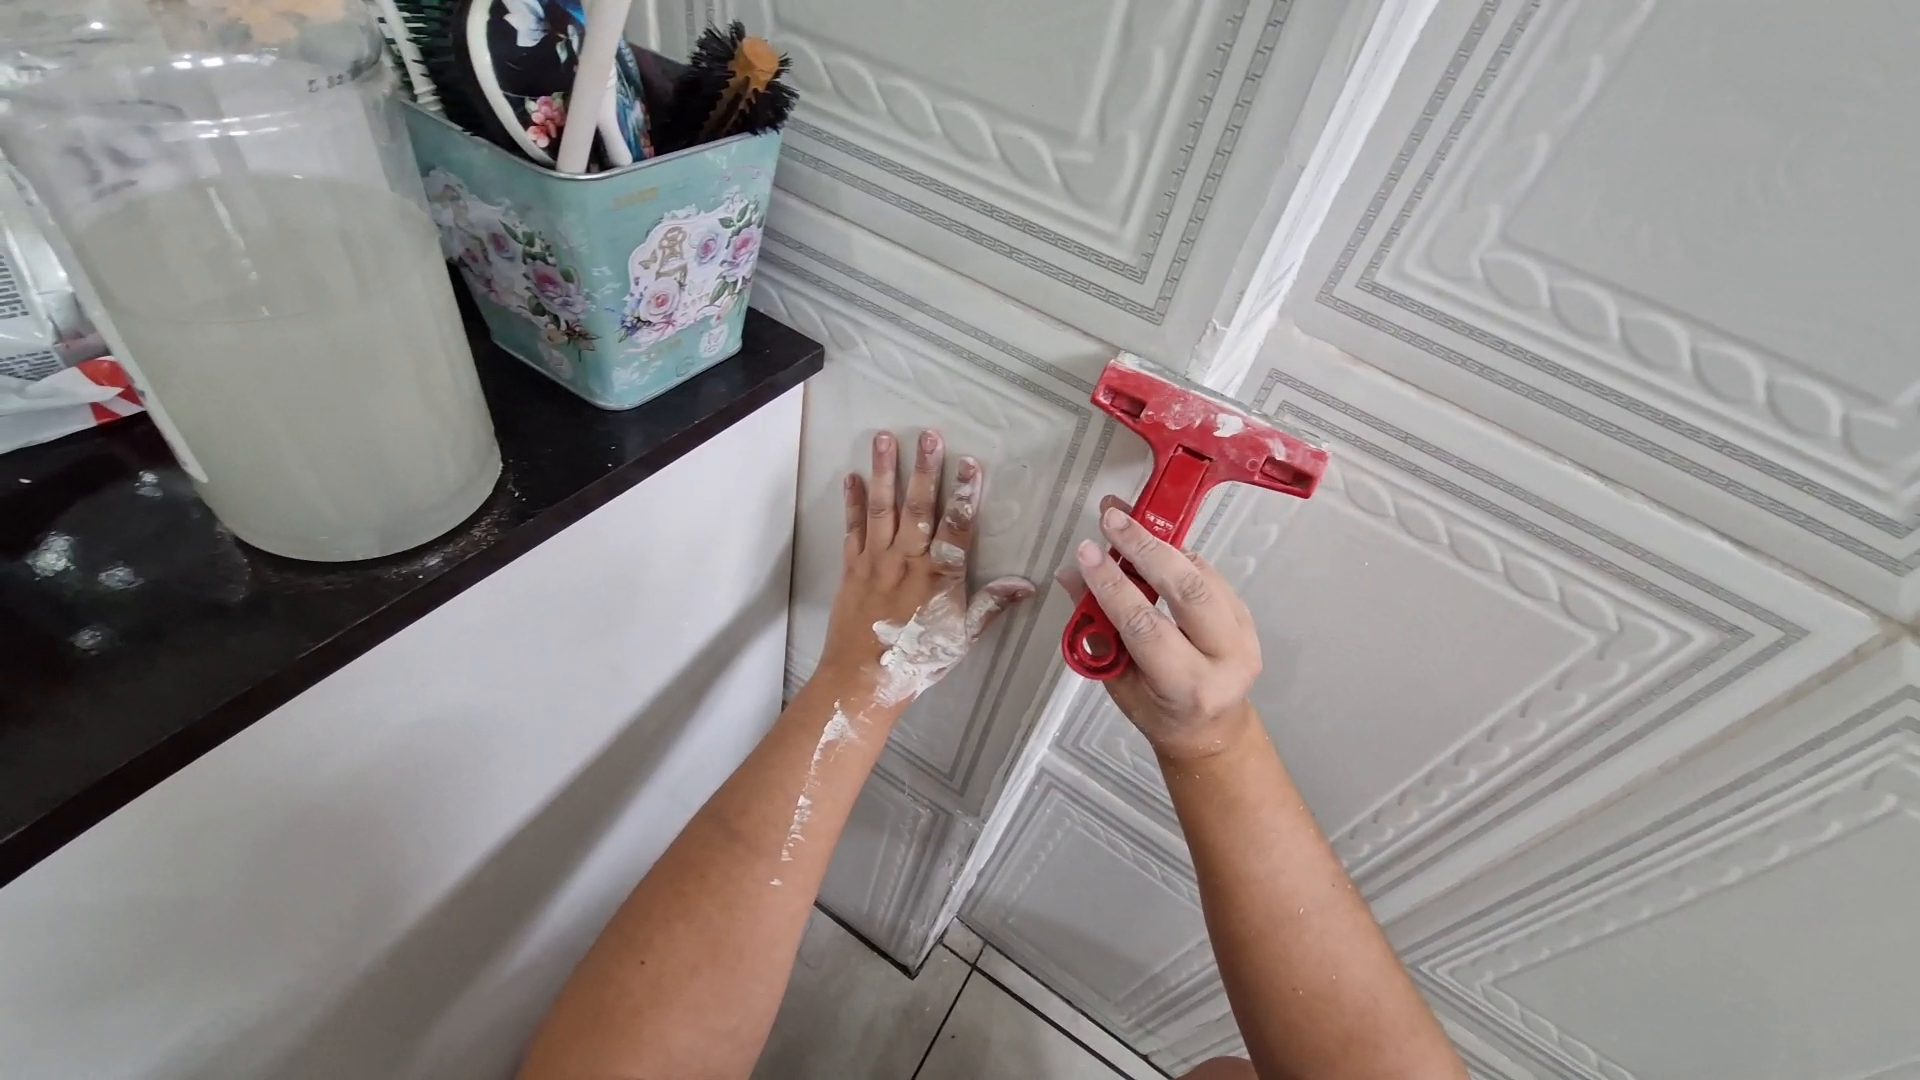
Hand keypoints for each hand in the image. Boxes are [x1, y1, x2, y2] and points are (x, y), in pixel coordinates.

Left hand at [817, 430, 1034, 713]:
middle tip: (929, 435)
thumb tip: (1027, 583)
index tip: (970, 463)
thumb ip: (992, 605)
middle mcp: (907, 561)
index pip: (957, 528)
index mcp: (938, 577)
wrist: (862, 680)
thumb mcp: (963, 637)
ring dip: (885, 472)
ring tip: (885, 438)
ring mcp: (876, 561)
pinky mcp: (852, 568)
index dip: (965, 494)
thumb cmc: (918, 659)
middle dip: (926, 469)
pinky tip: (851, 477)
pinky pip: (852, 529)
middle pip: (919, 508)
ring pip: (883, 509)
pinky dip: (852, 503)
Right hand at [1058, 498, 1261, 761]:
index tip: (1087, 554)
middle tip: (1112, 520)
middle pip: (1187, 591)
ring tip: (1129, 521)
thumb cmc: (1158, 712)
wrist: (1211, 729)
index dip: (1113, 586)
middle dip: (1145, 549)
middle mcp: (1225, 661)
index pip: (1146, 627)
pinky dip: (1180, 556)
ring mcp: (1244, 636)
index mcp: (1187, 687)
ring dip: (1163, 544)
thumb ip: (1096, 630)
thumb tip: (1073, 575)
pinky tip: (1154, 542)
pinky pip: (1212, 576)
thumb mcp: (1117, 681)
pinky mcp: (1248, 617)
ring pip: (1203, 576)